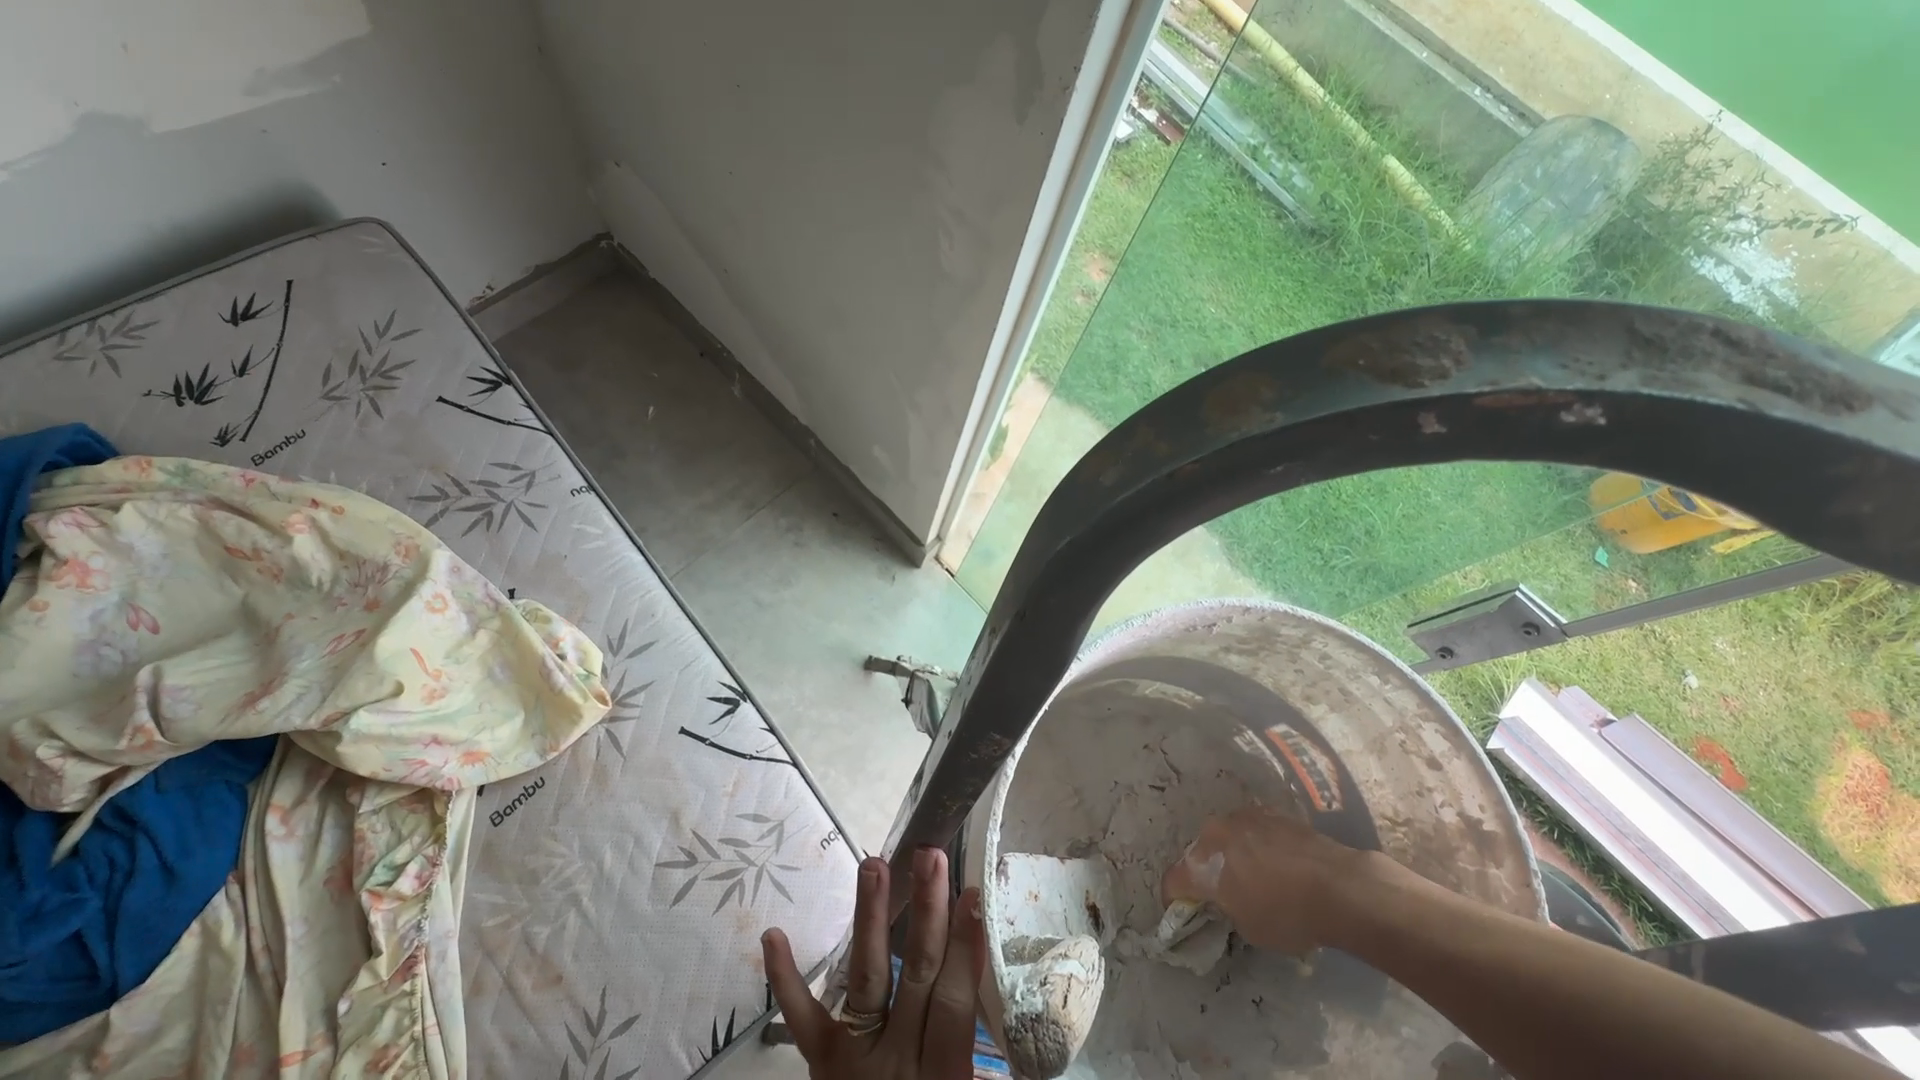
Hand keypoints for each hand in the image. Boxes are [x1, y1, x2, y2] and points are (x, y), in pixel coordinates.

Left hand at [763, 847, 982, 1079]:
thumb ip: (975, 1057)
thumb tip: (989, 997)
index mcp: (941, 1075)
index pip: (955, 1002)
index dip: (966, 947)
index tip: (974, 892)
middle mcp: (897, 1059)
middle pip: (917, 975)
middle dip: (927, 913)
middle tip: (930, 857)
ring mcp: (855, 1058)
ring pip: (867, 979)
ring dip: (870, 918)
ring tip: (874, 864)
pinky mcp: (822, 1063)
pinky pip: (805, 1019)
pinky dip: (785, 979)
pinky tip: (773, 934)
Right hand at [1160, 804, 1371, 953]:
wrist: (1342, 887)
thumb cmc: (1288, 914)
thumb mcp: (1249, 927)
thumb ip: (1229, 907)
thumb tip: (1231, 898)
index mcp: (1202, 861)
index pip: (1174, 880)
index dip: (1175, 898)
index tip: (1182, 911)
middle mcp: (1218, 831)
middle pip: (1202, 852)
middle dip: (1206, 870)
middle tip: (1220, 893)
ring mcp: (1249, 817)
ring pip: (1230, 837)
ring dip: (1234, 854)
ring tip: (1252, 876)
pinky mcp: (1278, 815)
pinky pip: (1258, 832)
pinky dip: (1261, 847)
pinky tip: (1278, 866)